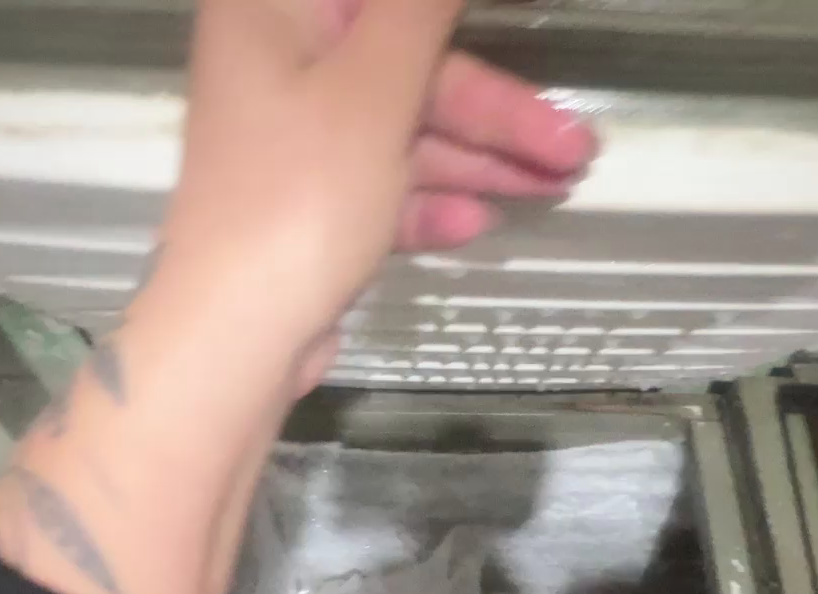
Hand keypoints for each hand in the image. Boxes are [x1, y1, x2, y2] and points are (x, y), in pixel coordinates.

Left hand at [144, 0, 593, 370]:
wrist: (240, 336)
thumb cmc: (300, 197)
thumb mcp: (371, 89)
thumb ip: (419, 9)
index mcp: (282, 11)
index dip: (461, 11)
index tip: (534, 18)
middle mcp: (287, 69)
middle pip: (412, 73)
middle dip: (498, 113)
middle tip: (577, 150)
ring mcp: (301, 148)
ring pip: (406, 139)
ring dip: (481, 165)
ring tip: (558, 188)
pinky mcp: (315, 211)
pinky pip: (384, 192)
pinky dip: (429, 208)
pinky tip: (477, 227)